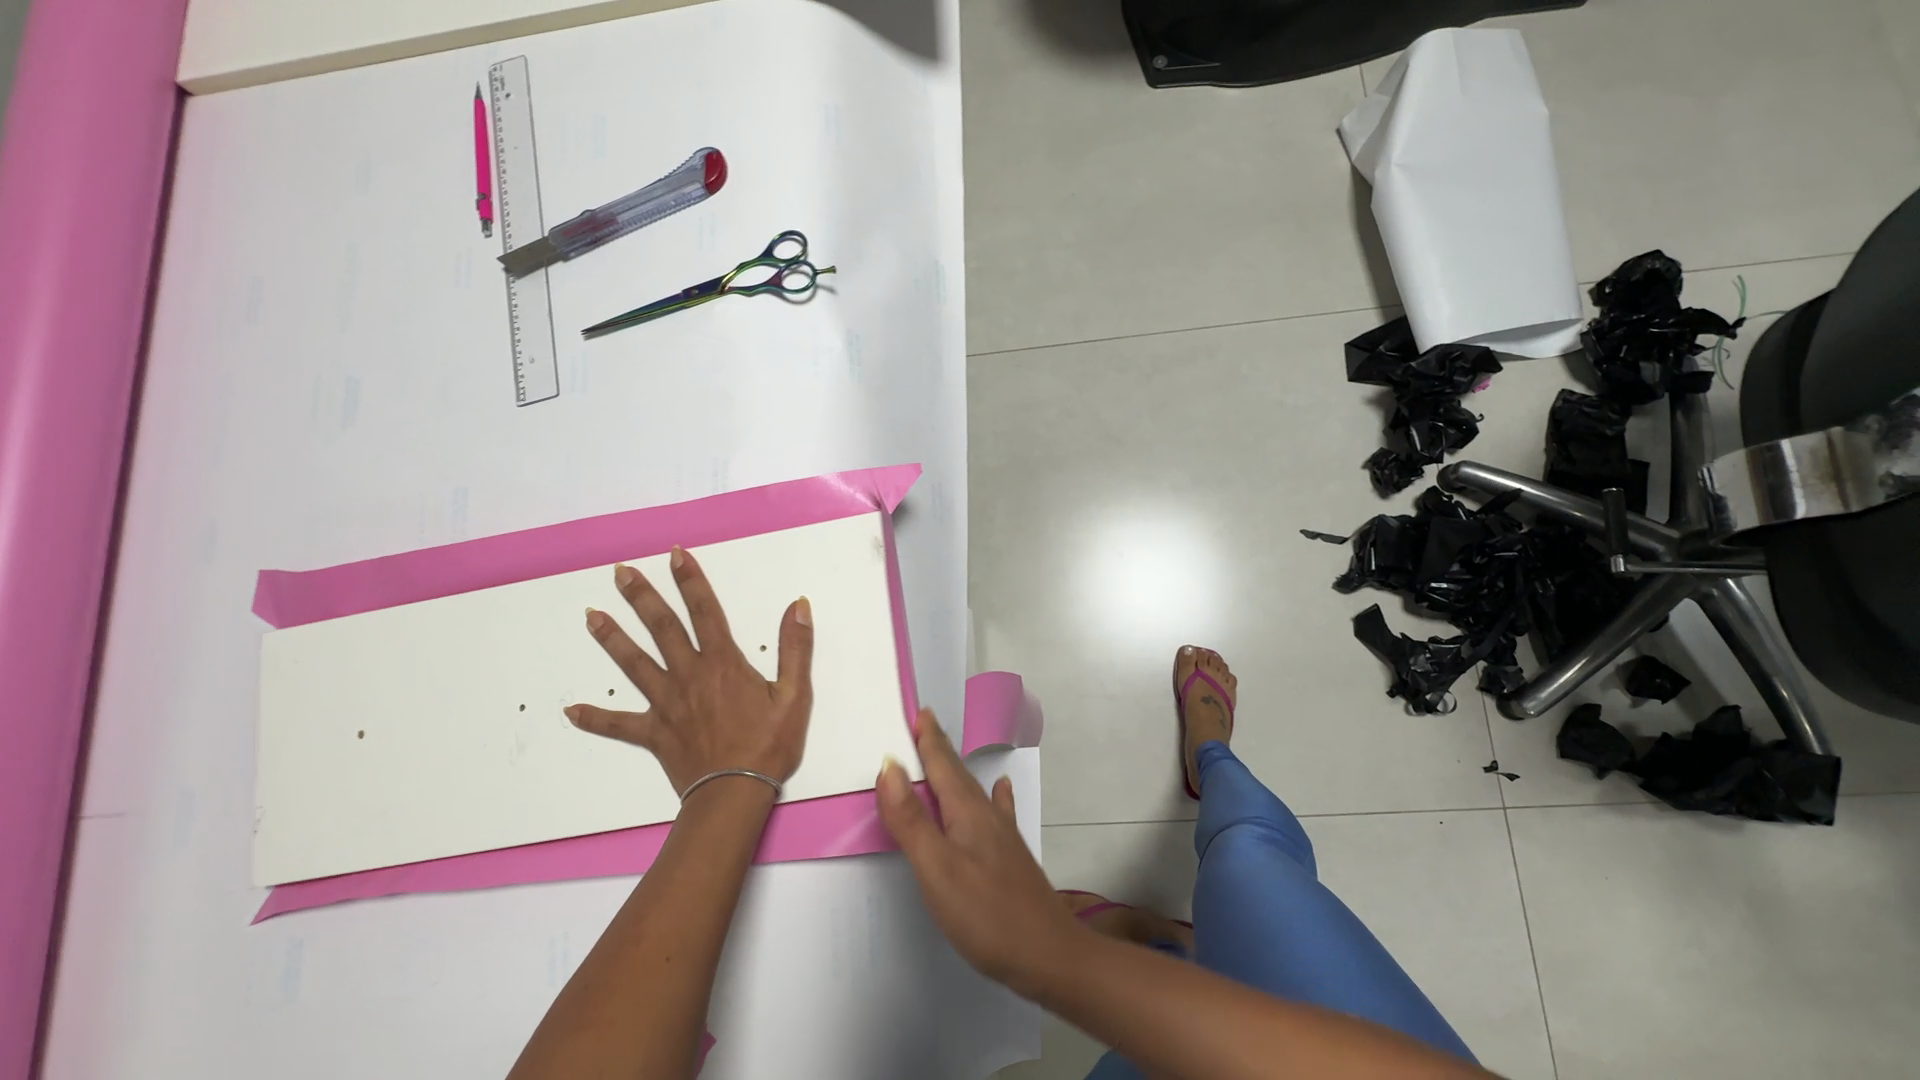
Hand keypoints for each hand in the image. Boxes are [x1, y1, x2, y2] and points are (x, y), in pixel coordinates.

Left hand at [565, 547, 813, 795]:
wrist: (736, 792)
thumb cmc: (769, 744)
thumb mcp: (795, 695)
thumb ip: (796, 647)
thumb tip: (798, 605)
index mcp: (723, 663)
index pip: (705, 611)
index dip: (691, 580)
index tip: (675, 554)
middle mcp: (689, 675)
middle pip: (661, 628)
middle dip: (641, 597)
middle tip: (620, 572)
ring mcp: (666, 704)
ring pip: (633, 664)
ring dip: (612, 639)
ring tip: (590, 616)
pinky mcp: (653, 733)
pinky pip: (619, 725)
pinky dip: (595, 719)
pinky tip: (571, 711)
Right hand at [876, 712, 1088, 991]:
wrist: (1050, 956)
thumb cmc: (987, 913)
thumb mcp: (937, 868)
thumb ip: (911, 819)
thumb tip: (889, 766)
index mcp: (967, 812)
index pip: (942, 765)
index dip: (928, 740)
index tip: (918, 711)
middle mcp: (987, 816)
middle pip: (957, 774)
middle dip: (938, 749)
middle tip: (922, 725)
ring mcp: (1002, 837)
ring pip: (973, 792)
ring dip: (954, 772)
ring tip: (945, 753)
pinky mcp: (1010, 859)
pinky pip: (995, 812)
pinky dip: (993, 795)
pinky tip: (1002, 790)